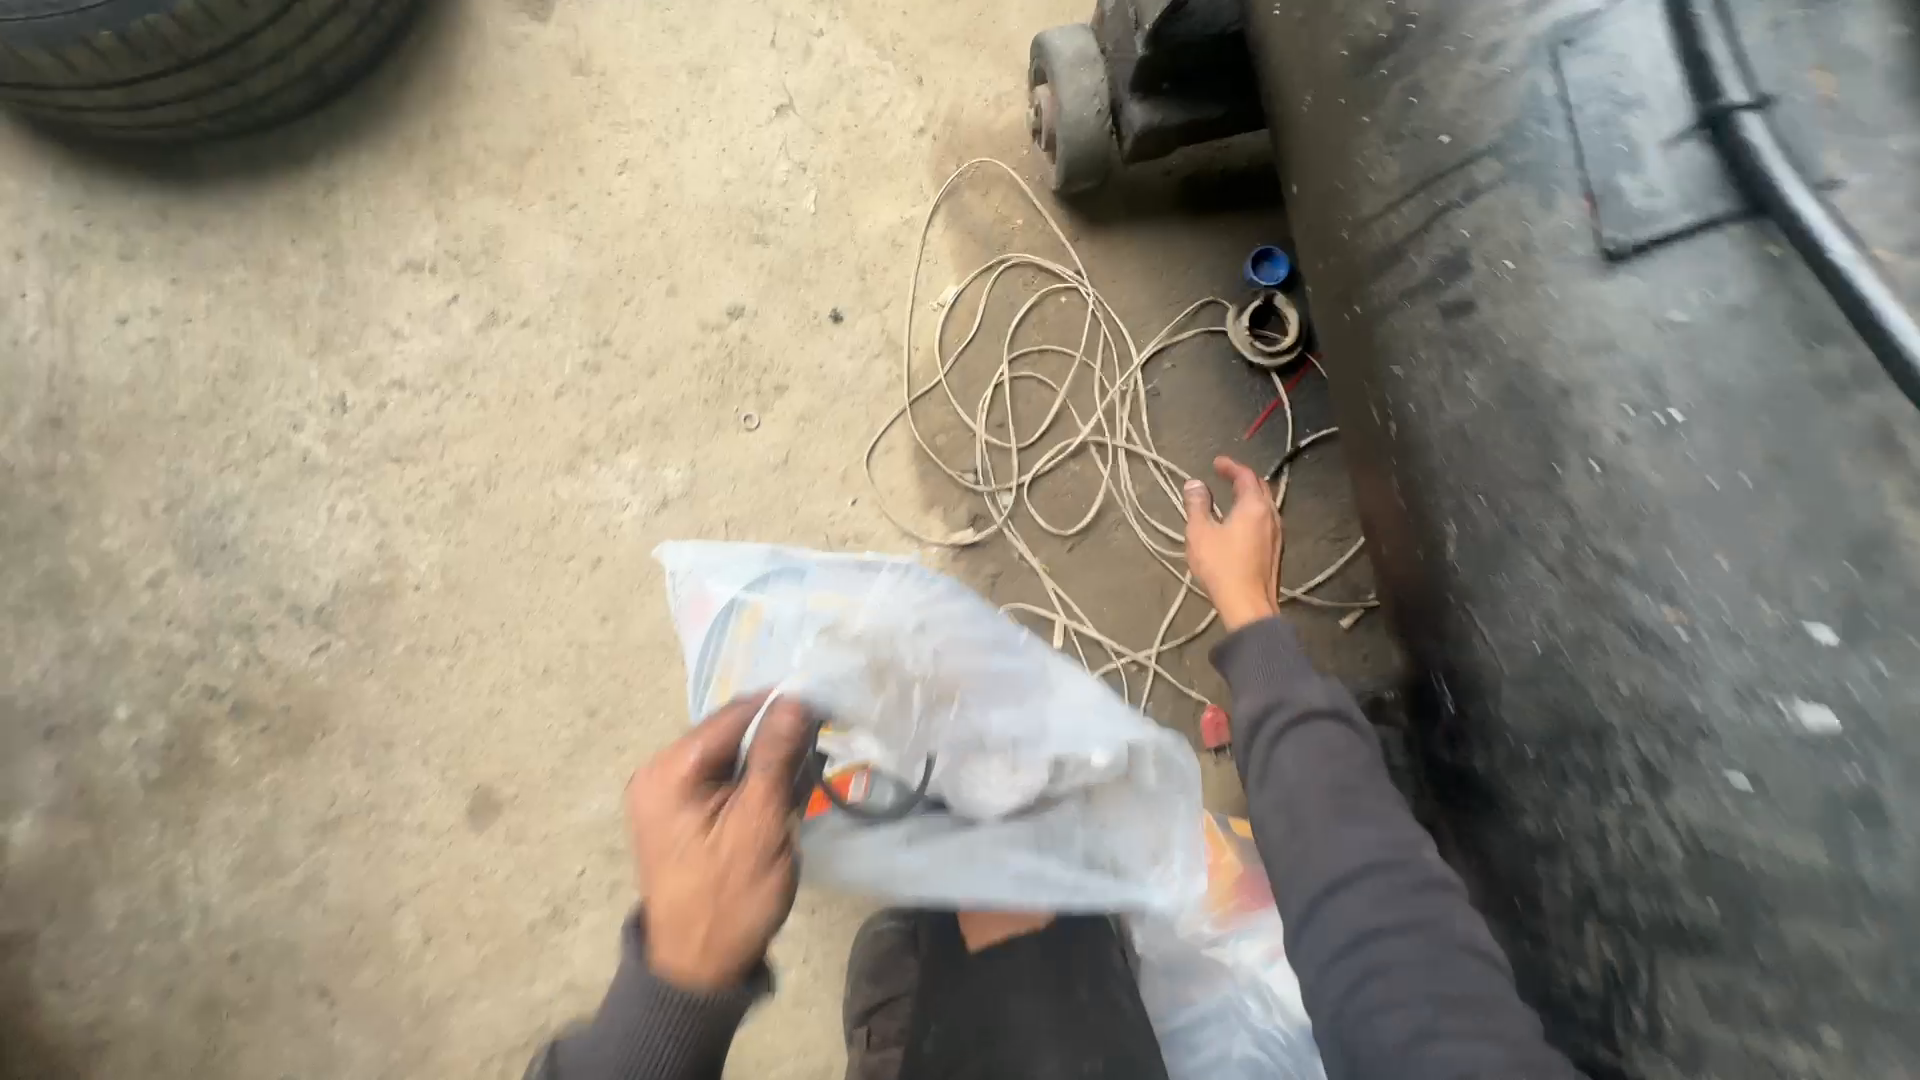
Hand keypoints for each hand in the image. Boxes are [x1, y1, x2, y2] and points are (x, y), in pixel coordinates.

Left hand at [626, 693, 813, 991]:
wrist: (698, 971)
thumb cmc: (729, 899)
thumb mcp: (759, 824)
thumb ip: (775, 756)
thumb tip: (795, 698)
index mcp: (668, 771)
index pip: (734, 715)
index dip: (782, 709)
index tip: (825, 712)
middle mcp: (660, 771)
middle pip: (733, 731)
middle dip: (778, 738)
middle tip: (818, 753)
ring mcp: (669, 791)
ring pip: (734, 752)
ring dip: (772, 761)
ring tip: (803, 780)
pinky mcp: (684, 810)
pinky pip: (727, 776)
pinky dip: (758, 780)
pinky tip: (782, 797)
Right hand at [1183, 455, 1281, 631]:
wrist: (1248, 604)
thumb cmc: (1221, 566)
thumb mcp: (1200, 533)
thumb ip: (1197, 506)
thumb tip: (1194, 484)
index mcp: (1254, 506)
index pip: (1246, 476)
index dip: (1231, 466)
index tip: (1216, 463)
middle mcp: (1271, 515)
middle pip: (1261, 488)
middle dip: (1244, 478)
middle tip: (1226, 477)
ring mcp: (1277, 534)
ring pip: (1266, 505)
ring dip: (1250, 496)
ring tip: (1232, 497)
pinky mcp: (1275, 551)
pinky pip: (1266, 521)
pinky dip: (1253, 513)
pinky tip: (1241, 523)